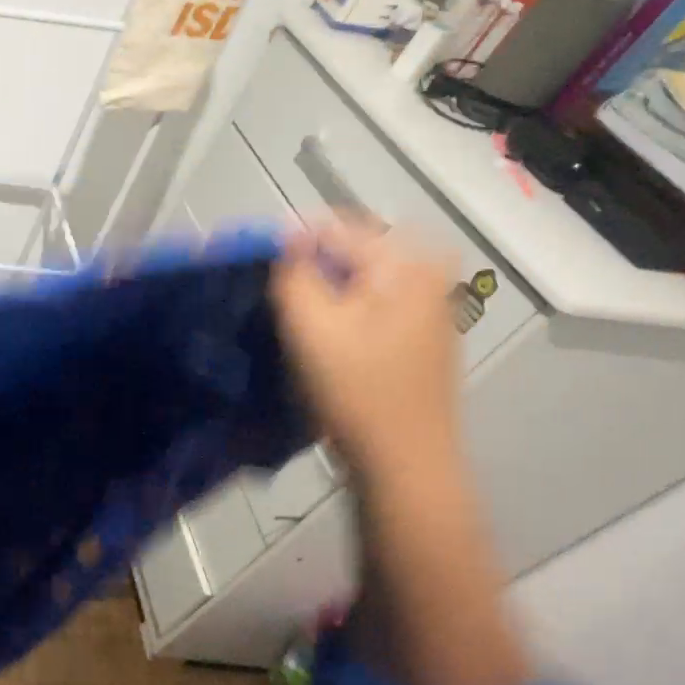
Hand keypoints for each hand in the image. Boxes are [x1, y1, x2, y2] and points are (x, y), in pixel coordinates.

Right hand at [269, 222, 462, 475]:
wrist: (403, 457)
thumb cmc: (355, 389)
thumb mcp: (310, 326)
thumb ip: (293, 271)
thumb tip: (283, 234)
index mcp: (408, 261)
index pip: (332, 227)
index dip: (286, 244)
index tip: (254, 274)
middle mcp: (428, 270)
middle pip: (348, 249)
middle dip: (307, 266)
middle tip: (275, 301)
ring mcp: (430, 300)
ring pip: (357, 276)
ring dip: (321, 290)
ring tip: (294, 323)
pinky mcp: (421, 329)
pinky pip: (370, 299)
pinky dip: (341, 309)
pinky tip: (323, 341)